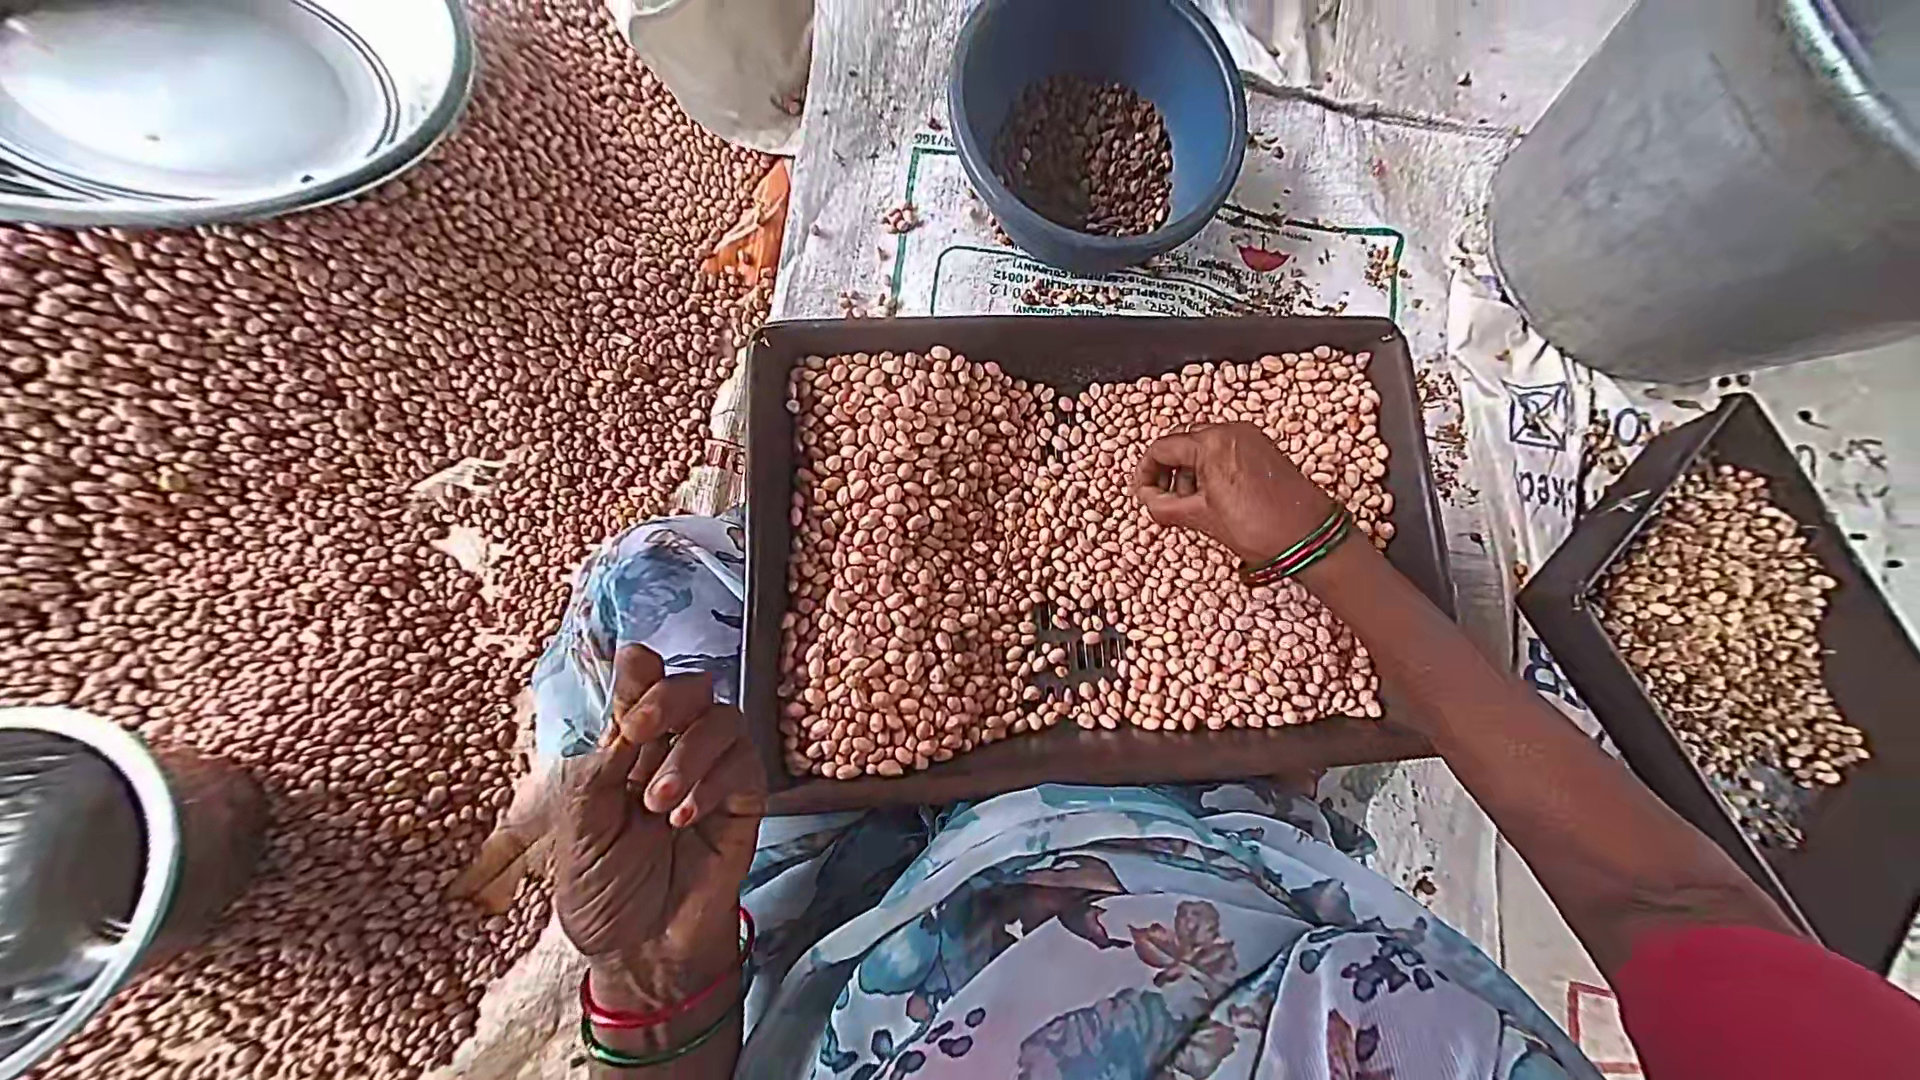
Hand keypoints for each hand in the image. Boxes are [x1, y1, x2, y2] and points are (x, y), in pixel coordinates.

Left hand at [555, 653, 766, 1002]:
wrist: (642, 951)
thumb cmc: (603, 888)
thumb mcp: (581, 827)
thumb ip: (604, 760)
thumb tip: (625, 693)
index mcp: (634, 750)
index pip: (645, 692)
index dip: (643, 672)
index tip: (635, 663)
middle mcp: (679, 748)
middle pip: (695, 689)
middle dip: (670, 699)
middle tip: (642, 731)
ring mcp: (717, 770)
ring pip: (724, 720)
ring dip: (690, 753)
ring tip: (658, 803)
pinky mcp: (746, 796)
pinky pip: (744, 764)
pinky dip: (715, 782)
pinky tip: (686, 817)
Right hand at [1130, 422, 1334, 563]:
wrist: (1308, 538)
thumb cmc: (1258, 527)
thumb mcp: (1197, 517)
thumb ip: (1161, 504)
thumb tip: (1146, 497)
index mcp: (1212, 443)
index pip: (1161, 449)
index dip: (1145, 473)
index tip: (1143, 493)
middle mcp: (1231, 431)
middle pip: (1181, 445)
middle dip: (1168, 473)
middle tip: (1163, 500)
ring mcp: (1250, 438)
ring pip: (1202, 448)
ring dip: (1188, 473)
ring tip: (1190, 504)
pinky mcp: (1262, 449)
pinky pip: (1223, 452)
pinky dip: (1209, 471)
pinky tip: (1211, 498)